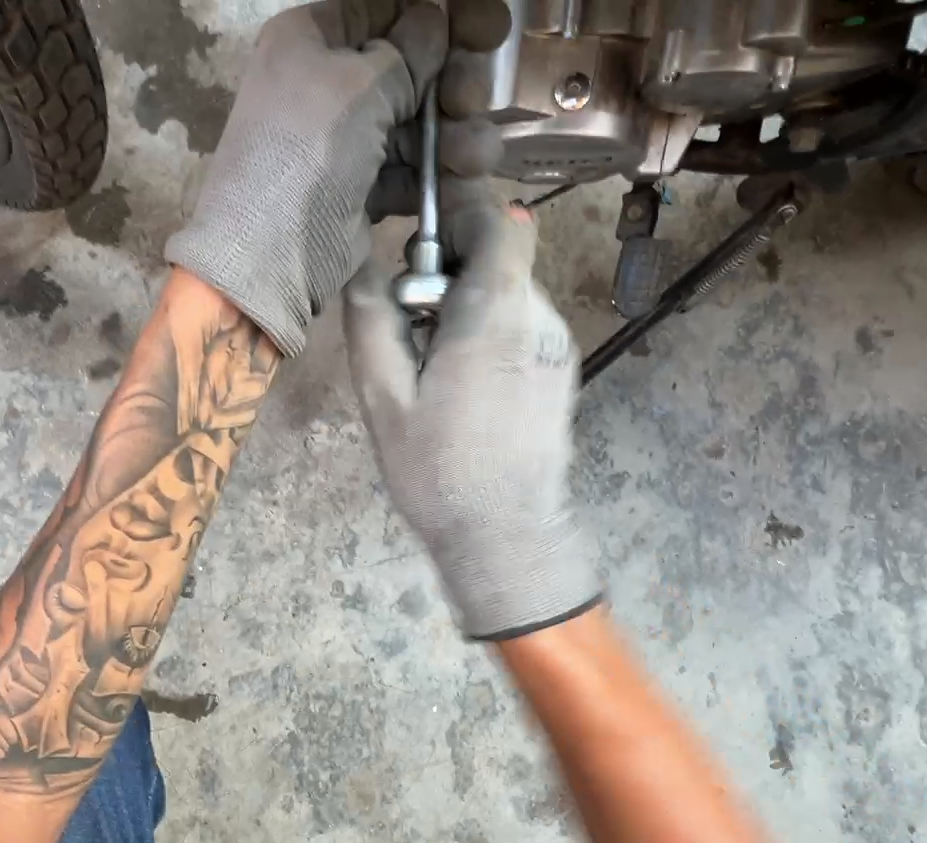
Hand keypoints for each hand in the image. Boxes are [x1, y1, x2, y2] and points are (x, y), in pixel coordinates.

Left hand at [166, 0, 446, 357]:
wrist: (272, 253)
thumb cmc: (307, 150)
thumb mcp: (358, 85)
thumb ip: (406, 50)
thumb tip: (433, 23)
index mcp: (312, 39)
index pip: (383, 9)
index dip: (437, 15)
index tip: (485, 26)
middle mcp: (328, 85)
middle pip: (410, 66)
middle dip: (452, 79)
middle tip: (472, 97)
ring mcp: (347, 141)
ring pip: (418, 121)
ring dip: (454, 133)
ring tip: (471, 154)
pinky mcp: (363, 190)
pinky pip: (411, 170)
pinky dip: (438, 175)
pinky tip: (463, 178)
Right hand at [343, 183, 598, 639]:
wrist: (505, 536)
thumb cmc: (437, 472)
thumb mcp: (383, 399)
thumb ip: (372, 320)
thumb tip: (366, 265)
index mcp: (495, 315)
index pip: (500, 221)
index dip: (459, 221)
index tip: (420, 257)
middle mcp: (539, 319)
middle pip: (499, 260)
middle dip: (451, 278)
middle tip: (413, 335)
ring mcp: (556, 348)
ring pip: (509, 295)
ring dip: (468, 311)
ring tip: (438, 373)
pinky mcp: (561, 374)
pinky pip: (521, 329)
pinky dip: (489, 338)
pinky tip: (468, 392)